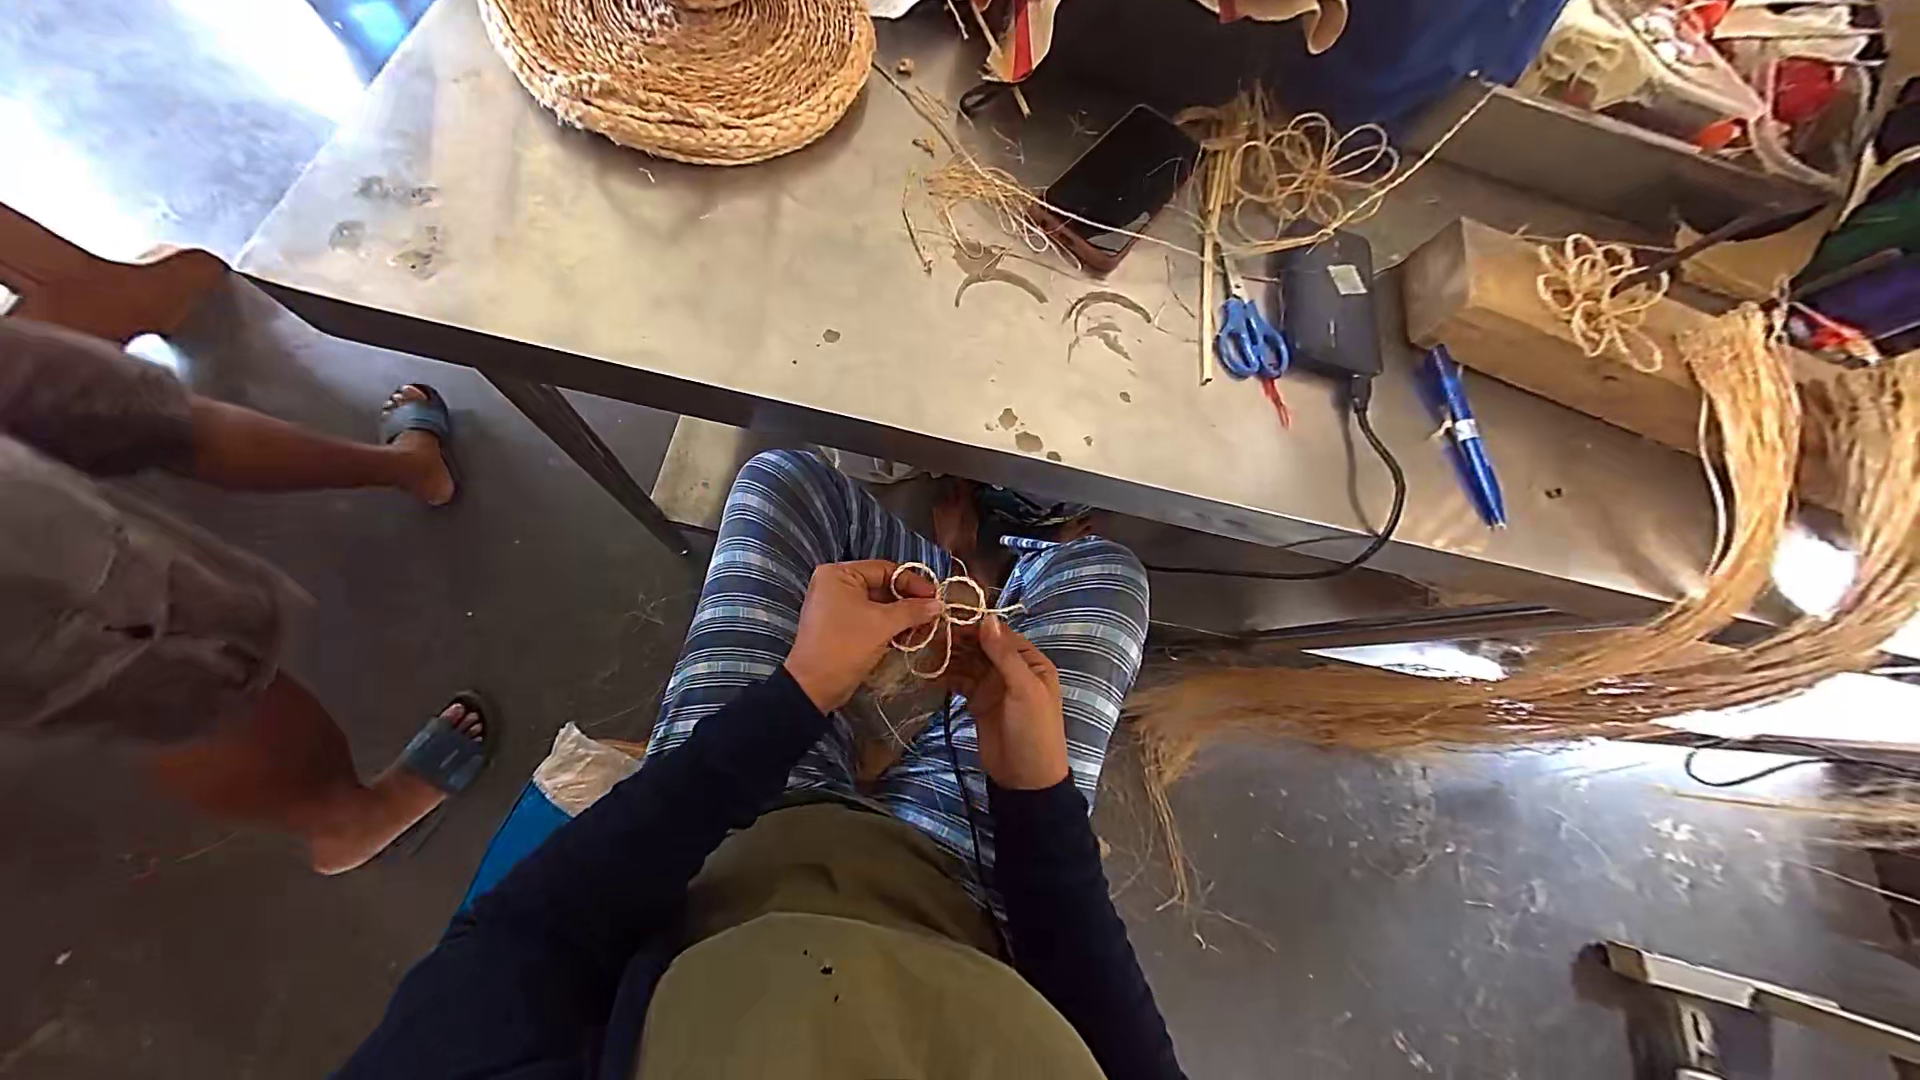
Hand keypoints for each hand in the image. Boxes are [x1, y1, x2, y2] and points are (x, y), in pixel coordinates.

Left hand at [783, 560, 942, 712]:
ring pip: (877, 603)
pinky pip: (869, 617)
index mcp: (839, 574)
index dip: (913, 582)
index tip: (935, 597)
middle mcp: (835, 584)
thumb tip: (938, 604)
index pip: (885, 569)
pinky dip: (888, 624)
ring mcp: (835, 605)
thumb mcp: (883, 624)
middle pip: (882, 585)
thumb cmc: (846, 645)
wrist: (813, 687)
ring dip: (901, 615)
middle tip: (932, 613)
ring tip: (924, 626)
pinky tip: (907, 635)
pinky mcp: (838, 625)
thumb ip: (913, 610)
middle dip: (908, 601)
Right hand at [946, 614, 1066, 789]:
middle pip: (982, 646)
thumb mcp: (1024, 690)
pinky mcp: (978, 701)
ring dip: (950, 656)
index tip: (948, 620)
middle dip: (959, 640)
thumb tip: (987, 618)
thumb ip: (1005, 655)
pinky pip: (961, 681)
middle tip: (930, 635)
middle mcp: (1012, 669)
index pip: (1000, 634)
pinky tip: (930, 670)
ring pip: (969, 662)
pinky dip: (947, 675)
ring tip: (925, 650)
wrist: (1026, 779)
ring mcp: (994, 685)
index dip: (976, 626)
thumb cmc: (1034, 730)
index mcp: (1031, 662)